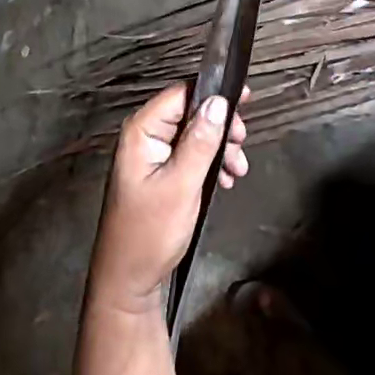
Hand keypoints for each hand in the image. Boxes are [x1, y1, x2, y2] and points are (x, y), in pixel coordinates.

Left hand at [87, 82, 249, 314]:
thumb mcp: (181, 184)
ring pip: (194, 134)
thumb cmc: (150, 232)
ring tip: (237, 169)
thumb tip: (218, 101)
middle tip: (241, 143)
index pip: (181, 93)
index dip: (213, 92)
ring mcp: (151, 155)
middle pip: (190, 112)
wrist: (128, 281)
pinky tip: (224, 179)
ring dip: (219, 146)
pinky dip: (210, 162)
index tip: (245, 99)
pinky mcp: (159, 172)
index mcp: (141, 131)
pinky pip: (190, 154)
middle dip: (220, 125)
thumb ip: (200, 141)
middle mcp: (144, 136)